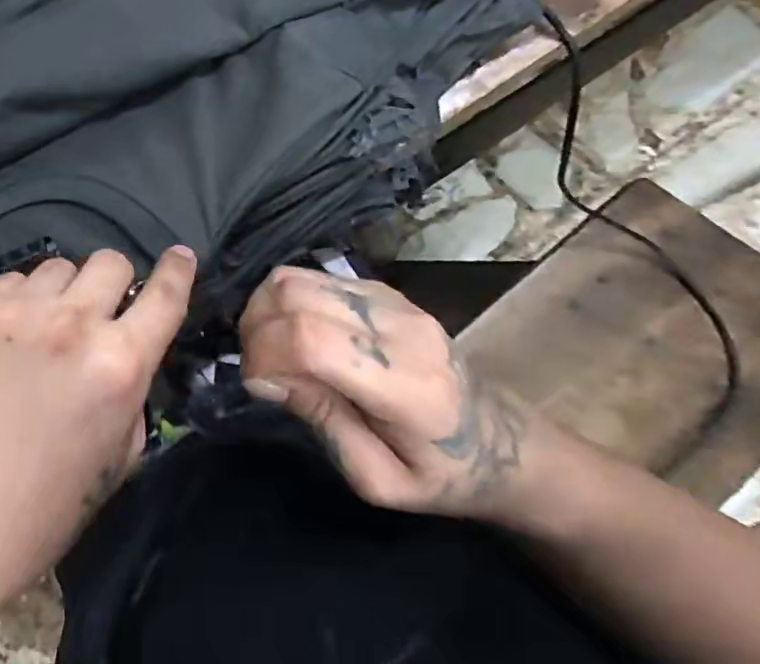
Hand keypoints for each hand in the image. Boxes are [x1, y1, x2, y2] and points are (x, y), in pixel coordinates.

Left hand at [0, 247, 194, 626]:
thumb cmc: (53, 499)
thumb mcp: (123, 450)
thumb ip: (133, 384)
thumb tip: (127, 344)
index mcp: (121, 362)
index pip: (165, 295)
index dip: (177, 270)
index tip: (179, 255)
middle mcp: (73, 323)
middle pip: (109, 261)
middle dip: (113, 283)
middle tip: (96, 313)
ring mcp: (17, 310)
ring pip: (57, 268)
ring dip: (61, 293)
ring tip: (42, 331)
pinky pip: (9, 282)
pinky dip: (16, 302)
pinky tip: (4, 340)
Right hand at [238, 266, 541, 520]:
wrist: (505, 443)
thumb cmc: (443, 475)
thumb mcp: (380, 482)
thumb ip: (324, 423)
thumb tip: (268, 377)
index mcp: (408, 387)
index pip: (311, 340)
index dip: (265, 356)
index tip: (258, 386)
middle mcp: (400, 328)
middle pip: (293, 296)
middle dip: (255, 329)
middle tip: (256, 366)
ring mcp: (390, 300)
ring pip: (293, 278)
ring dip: (262, 310)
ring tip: (268, 347)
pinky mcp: (380, 288)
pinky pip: (308, 277)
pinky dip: (282, 300)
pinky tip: (289, 332)